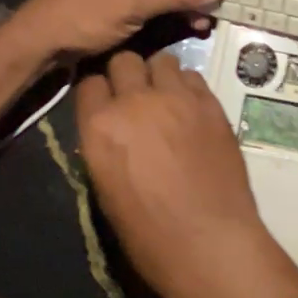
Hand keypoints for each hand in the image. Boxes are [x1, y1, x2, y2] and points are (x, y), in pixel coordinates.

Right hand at [77, 52, 297, 297]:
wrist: (207, 238)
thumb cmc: (148, 231)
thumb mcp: (107, 188)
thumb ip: (105, 145)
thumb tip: (112, 129)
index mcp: (101, 127)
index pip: (89, 84)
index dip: (97, 92)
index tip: (104, 102)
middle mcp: (135, 101)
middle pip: (124, 60)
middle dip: (127, 75)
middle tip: (135, 96)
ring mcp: (175, 96)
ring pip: (162, 59)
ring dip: (159, 76)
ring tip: (165, 98)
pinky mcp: (209, 99)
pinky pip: (192, 75)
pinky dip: (187, 86)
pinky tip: (190, 107)